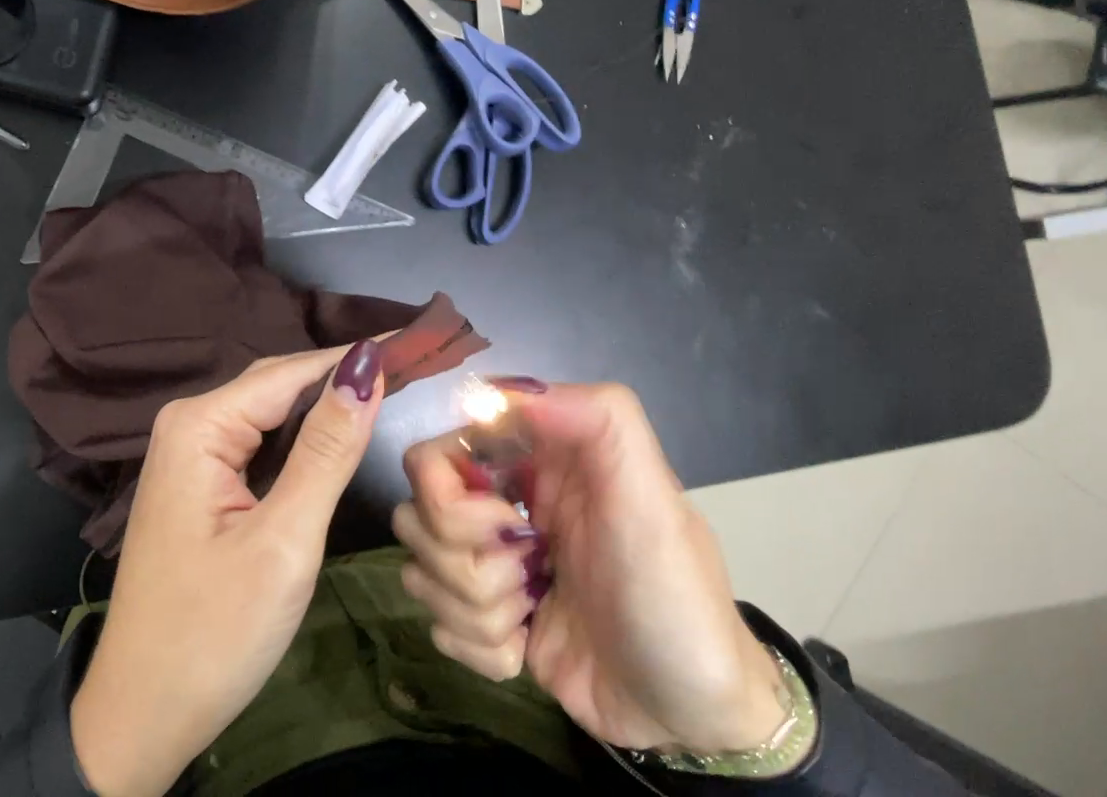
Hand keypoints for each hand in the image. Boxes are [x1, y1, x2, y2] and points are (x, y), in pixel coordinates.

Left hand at [70, 342, 384, 796]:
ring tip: (396, 388)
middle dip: (344, 374)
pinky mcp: (199, 487)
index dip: (357, 353)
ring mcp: (189, 457)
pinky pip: (258, 444)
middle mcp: (187, 426)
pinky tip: (340, 435)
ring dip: (327, 404)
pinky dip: (303, 438)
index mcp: (198, 426)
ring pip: (270, 414)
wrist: (147, 708)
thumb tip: (365, 366)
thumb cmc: (215, 629)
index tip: (421, 337)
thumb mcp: (283, 539)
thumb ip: (326, 451)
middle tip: (420, 363)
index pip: (291, 371)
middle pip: (278, 385)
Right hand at [399, 381, 787, 754]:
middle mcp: (500, 507)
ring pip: (419, 571)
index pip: (434, 454)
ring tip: (536, 614)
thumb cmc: (674, 602)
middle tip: (530, 574)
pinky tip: (526, 648)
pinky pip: (434, 624)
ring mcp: (488, 566)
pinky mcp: (483, 621)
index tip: (505, 521)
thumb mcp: (654, 503)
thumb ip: (599, 422)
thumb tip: (496, 391)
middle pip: (416, 514)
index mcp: (531, 466)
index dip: (449, 492)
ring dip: (477, 609)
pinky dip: (481, 648)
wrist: (690, 716)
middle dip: (466, 559)